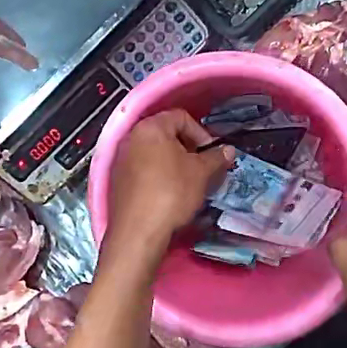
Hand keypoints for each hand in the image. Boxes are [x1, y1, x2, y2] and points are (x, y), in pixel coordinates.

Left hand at [105, 110, 233, 253]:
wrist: (138, 231)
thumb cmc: (171, 193)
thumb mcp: (201, 173)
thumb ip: (216, 157)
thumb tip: (228, 150)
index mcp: (150, 127)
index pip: (180, 116)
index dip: (201, 132)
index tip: (211, 152)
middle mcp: (131, 138)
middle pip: (166, 133)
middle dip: (188, 147)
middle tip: (202, 166)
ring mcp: (122, 159)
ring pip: (154, 152)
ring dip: (174, 162)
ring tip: (188, 181)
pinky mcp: (118, 180)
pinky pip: (143, 169)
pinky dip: (159, 174)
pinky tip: (169, 193)